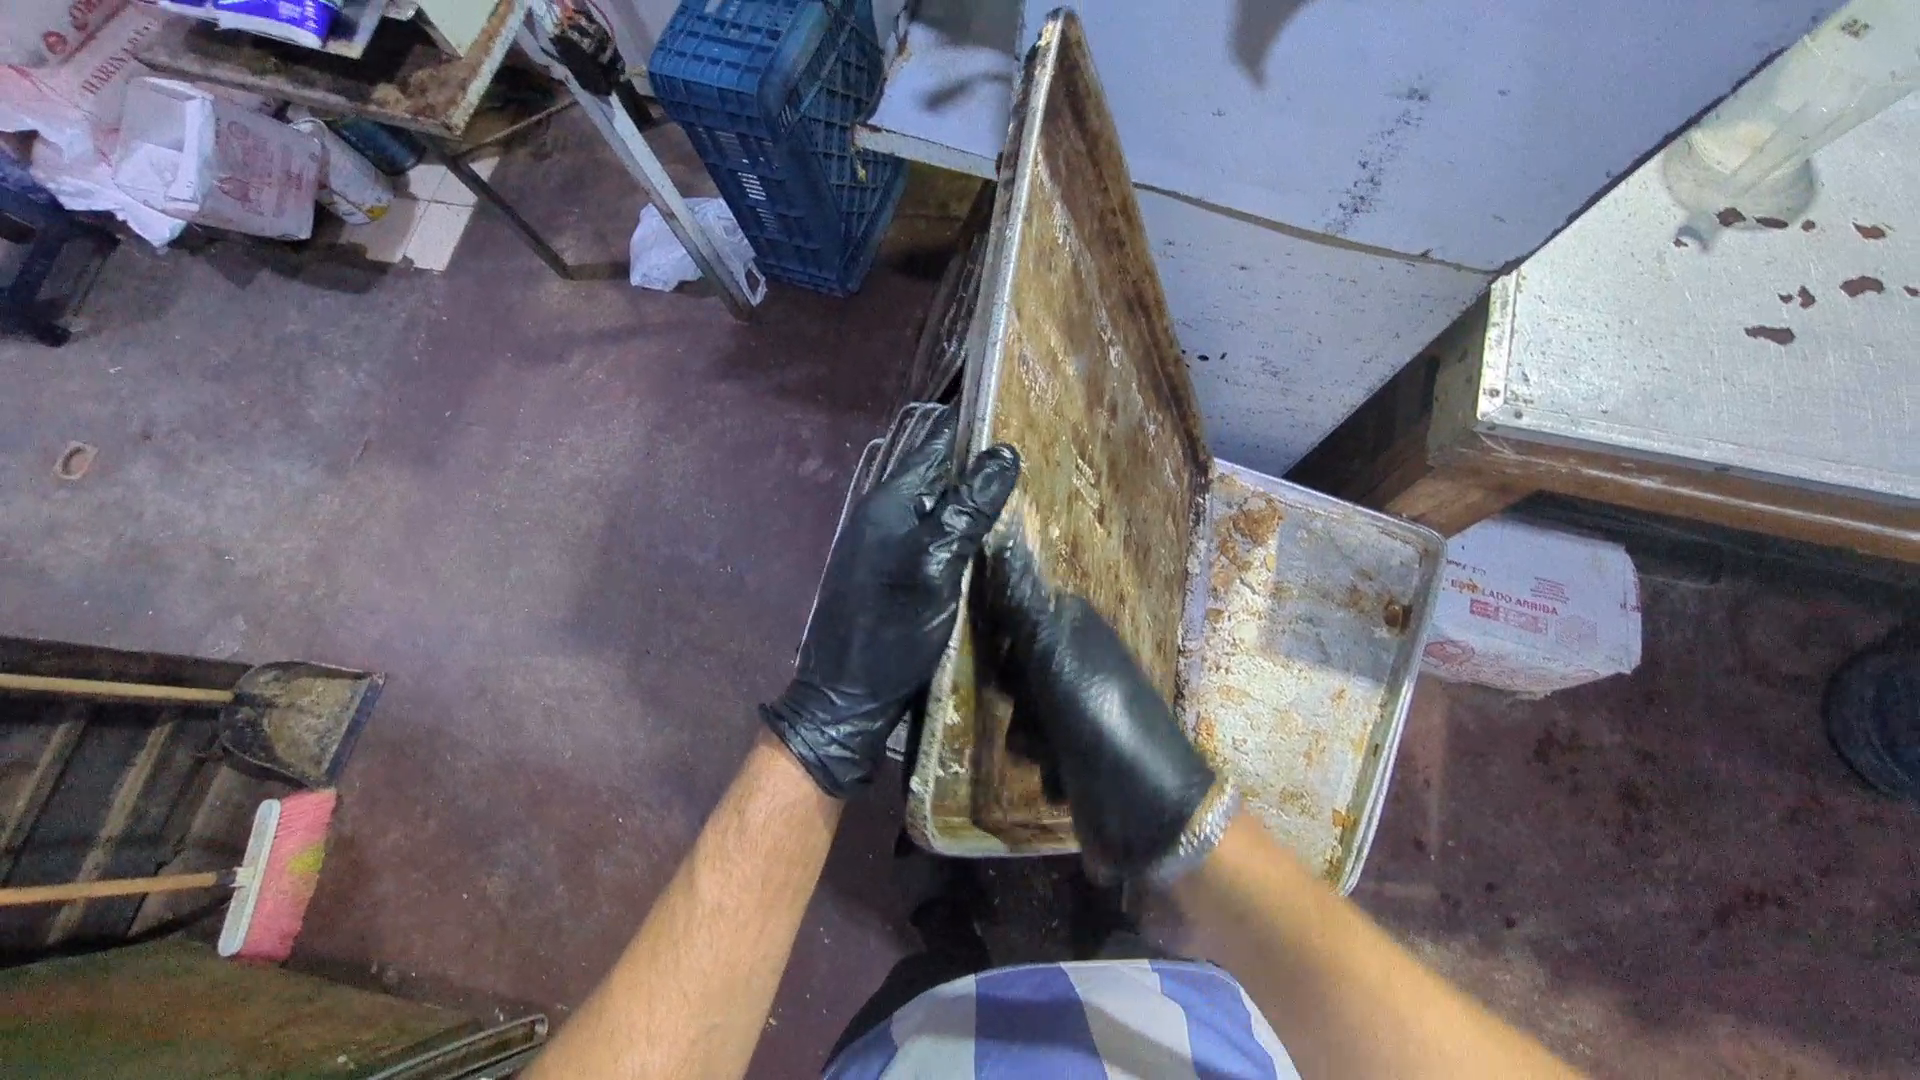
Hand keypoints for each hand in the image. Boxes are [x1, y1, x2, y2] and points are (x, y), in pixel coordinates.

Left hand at [763, 414, 1019, 797]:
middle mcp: (883, 512)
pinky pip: (929, 528)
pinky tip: (985, 531)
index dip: (973, 422)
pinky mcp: (888, 570)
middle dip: (975, 454)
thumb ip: (968, 509)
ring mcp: (882, 542)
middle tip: (1030, 445)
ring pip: (933, 499)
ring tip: (1017, 483)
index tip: (1018, 405)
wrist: (845, 697)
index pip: (936, 441)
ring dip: (968, 489)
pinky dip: (957, 520)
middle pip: (935, 468)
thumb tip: (1005, 452)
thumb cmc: (891, 629)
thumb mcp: (937, 566)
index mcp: (891, 501)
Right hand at [976, 538, 1235, 879]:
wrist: (1147, 804)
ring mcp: (1082, 708)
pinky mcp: (1079, 749)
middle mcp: (1080, 662)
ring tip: (1047, 748)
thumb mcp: (1055, 654)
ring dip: (1026, 733)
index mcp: (1079, 628)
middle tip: (1024, 705)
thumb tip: (998, 540)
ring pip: (1022, 709)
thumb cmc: (1099, 718)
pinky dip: (1044, 761)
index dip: (1001, 636)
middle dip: (1012, 692)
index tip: (997, 658)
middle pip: (1015, 665)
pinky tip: (1060, 774)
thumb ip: (1022, 604)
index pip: (1018, 610)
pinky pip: (1037, 746)